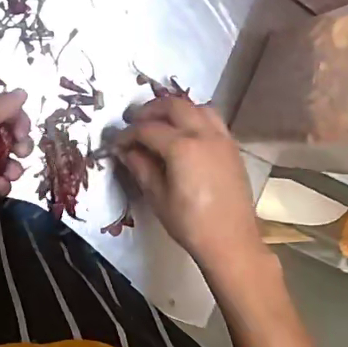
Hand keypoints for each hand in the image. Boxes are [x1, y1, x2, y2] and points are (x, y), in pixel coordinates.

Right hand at [113, 96, 265, 275]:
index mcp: (182, 147)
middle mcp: (203, 134)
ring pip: (196, 107)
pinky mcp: (231, 147)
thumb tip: (126, 151)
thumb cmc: (190, 224)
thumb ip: (141, 168)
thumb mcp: (158, 198)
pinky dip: (194, 118)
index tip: (116, 143)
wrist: (230, 240)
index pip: (147, 129)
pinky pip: (212, 120)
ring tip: (160, 123)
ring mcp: (221, 138)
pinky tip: (184, 134)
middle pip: (174, 106)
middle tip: (133, 122)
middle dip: (150, 110)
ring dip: (175, 109)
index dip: (127, 134)